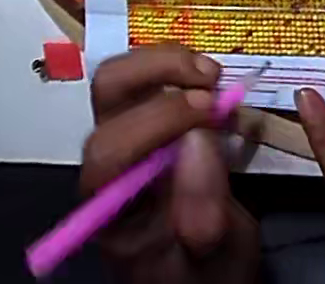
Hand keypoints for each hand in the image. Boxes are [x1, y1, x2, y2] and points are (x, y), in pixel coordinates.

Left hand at [82, 45, 259, 283]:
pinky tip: (208, 77)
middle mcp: (106, 159)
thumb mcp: (218, 259)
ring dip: (168, 60)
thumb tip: (198, 140)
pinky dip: (177, 61)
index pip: (111, 151)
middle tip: (211, 80)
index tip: (209, 109)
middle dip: (159, 72)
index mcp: (112, 205)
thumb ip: (205, 212)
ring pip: (121, 72)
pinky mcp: (140, 111)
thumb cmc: (202, 270)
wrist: (200, 266)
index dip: (157, 120)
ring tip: (212, 74)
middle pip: (107, 91)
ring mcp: (120, 128)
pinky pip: (144, 71)